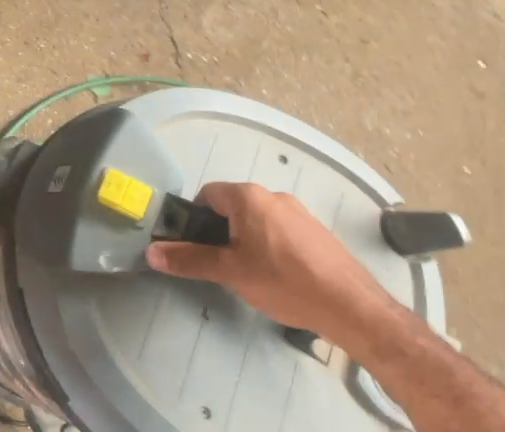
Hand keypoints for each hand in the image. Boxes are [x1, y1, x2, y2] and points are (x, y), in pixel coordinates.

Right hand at [145, 182, 399, 344]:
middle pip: (233, 207)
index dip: (196, 219)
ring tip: (252, 274)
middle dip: (222, 232)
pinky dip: (273, 247)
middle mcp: (273, 196)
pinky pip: (282, 231)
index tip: (197, 246)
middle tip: (222, 264)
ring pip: (259, 220)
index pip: (207, 195)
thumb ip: (190, 259)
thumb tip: (151, 252)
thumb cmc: (284, 282)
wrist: (354, 309)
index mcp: (248, 197)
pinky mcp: (319, 233)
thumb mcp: (230, 273)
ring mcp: (300, 213)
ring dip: (248, 240)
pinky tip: (281, 277)